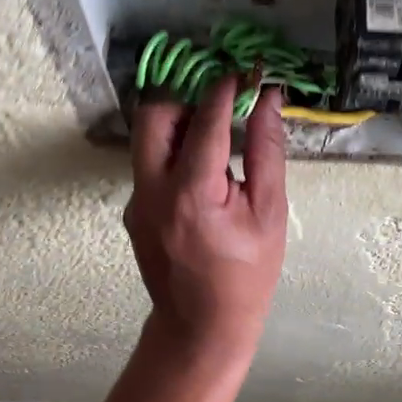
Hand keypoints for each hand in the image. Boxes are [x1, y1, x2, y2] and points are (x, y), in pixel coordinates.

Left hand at [125, 75, 288, 354]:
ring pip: (147, 136)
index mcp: (192, 192)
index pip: (206, 120)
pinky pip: (149, 162)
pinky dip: (173, 151)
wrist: (200, 328)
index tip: (244, 73)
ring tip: (214, 132)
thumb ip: (267, 150)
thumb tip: (269, 99)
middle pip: (155, 115)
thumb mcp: (269, 212)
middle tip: (220, 102)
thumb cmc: (247, 274)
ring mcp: (136, 199)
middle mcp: (153, 189)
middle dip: (187, 97)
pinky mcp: (132, 207)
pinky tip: (202, 170)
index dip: (225, 88)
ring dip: (178, 122)